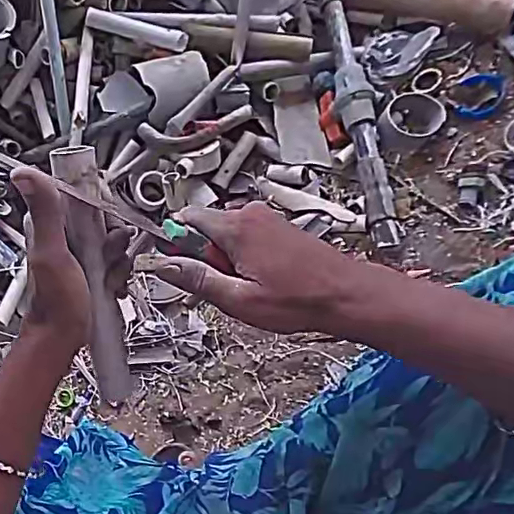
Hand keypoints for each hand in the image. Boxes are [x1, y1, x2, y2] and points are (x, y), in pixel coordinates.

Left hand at [10, 167, 131, 351]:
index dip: (102, 209)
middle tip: (105, 259)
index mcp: (51, 225)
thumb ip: (45, 213)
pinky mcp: (91, 271)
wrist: (61, 340)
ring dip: (118, 261)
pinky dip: (119, 274)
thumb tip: (23, 174)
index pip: (84, 195)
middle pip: (105, 220)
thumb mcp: (51, 253)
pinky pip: (116, 262)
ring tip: (105, 278)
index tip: (104, 231)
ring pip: (114, 242)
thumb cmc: (54, 304)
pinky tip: (110, 286)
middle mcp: (64, 236)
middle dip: (114, 240)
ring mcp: (79, 255)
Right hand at [147, 202, 373, 334]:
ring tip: (246, 287)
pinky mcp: (276, 227)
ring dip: (225, 261)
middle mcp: (250, 214)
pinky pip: (244, 238)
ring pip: (224, 235)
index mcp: (236, 227)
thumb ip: (198, 279)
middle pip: (204, 228)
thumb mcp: (239, 299)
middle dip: (204, 257)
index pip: (184, 219)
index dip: (174, 244)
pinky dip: (243, 258)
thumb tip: (166, 267)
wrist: (347, 295)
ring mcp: (265, 219)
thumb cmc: (302, 299)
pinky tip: (260, 280)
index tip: (179, 267)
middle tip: (222, 286)